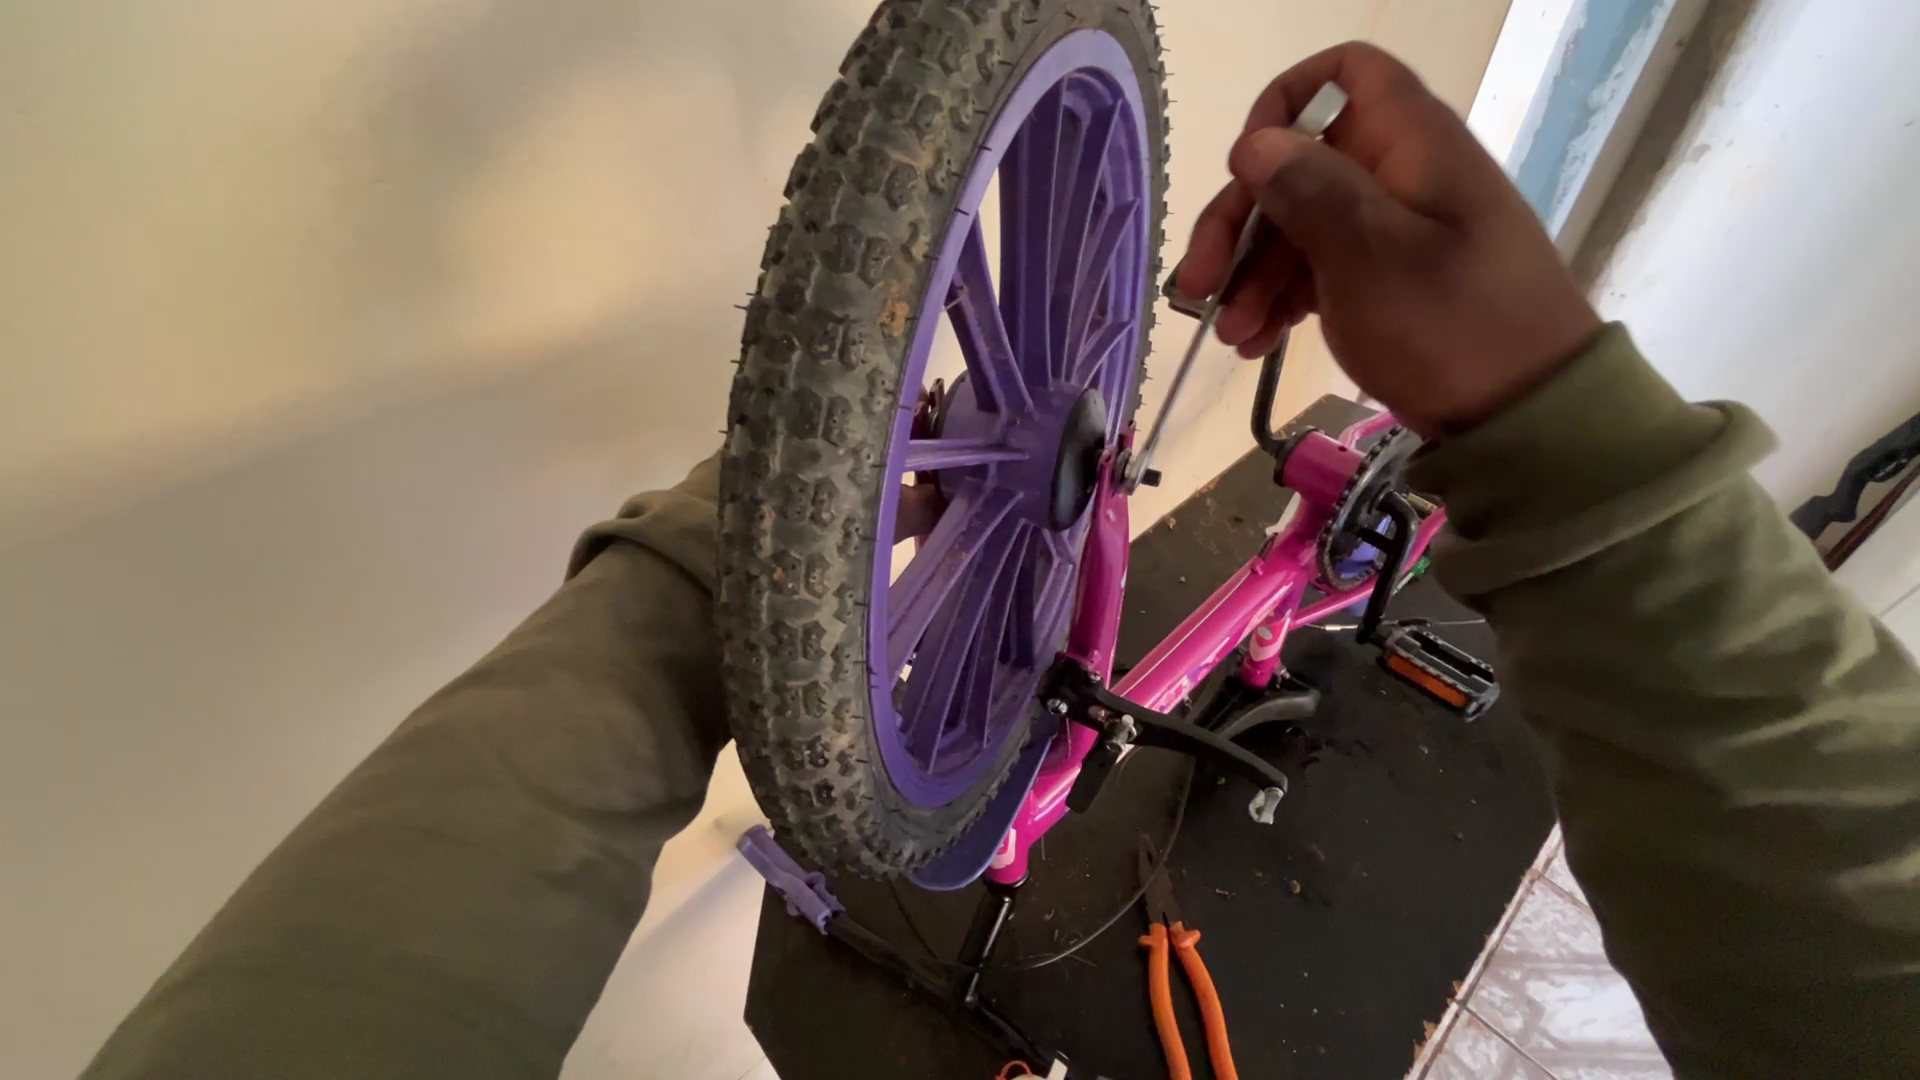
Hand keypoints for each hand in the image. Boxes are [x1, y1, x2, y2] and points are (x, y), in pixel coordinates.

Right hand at [1176, 43, 1601, 437]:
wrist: (1513, 411)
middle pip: (1294, 170)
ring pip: (1292, 229)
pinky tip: (1253, 345)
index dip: (1283, 107)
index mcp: (1406, 145)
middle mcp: (1391, 176)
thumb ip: (1310, 191)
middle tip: (1197, 288)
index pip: (1343, 76)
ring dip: (1248, 280)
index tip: (1244, 170)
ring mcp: (1381, 232)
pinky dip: (1274, 304)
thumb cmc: (1446, 326)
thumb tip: (1252, 142)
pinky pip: (1309, 274)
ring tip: (1231, 335)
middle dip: (1237, 226)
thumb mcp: (1369, 257)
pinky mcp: (1373, 280)